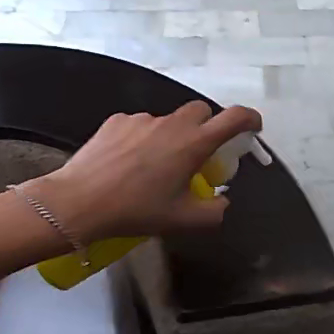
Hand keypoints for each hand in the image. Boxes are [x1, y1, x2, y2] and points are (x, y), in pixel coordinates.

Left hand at [29, 101, 261, 242]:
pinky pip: (138, 125)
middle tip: (198, 155)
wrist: (80, 201)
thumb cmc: (136, 211)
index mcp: (193, 144)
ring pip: (166, 121)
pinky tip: (127, 164)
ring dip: (170, 137)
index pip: (233, 118)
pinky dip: (142, 139)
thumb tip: (221, 202)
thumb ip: (213, 212)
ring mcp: (140, 119)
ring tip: (153, 168)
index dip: (249, 119)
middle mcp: (170, 123)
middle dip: (206, 127)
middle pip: (200, 112)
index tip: (252, 128)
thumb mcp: (181, 221)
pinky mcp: (115, 121)